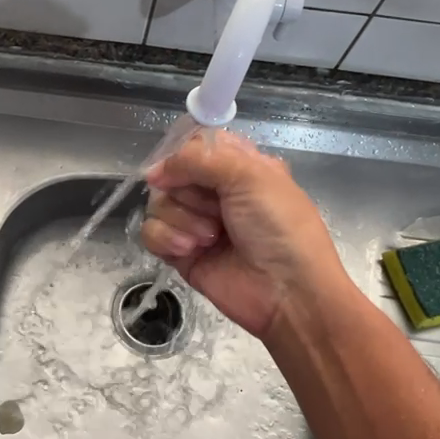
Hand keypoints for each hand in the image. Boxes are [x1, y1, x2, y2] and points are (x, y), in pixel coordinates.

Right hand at [140, 128, 348, 340]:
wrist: (288, 294)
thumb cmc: (280, 227)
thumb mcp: (250, 176)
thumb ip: (198, 159)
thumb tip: (153, 172)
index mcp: (239, 167)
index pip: (196, 144)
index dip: (184, 152)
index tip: (183, 164)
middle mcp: (215, 192)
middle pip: (171, 174)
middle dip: (188, 191)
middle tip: (215, 208)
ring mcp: (195, 222)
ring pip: (158, 203)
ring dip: (182, 219)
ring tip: (211, 237)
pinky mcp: (180, 252)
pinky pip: (150, 233)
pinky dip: (166, 239)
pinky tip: (191, 250)